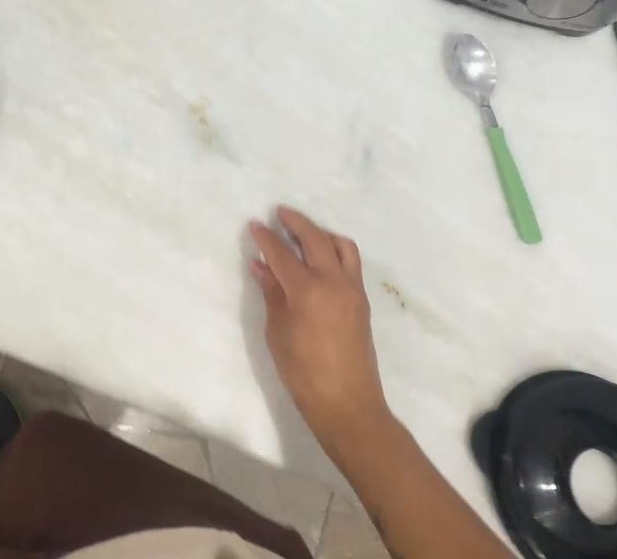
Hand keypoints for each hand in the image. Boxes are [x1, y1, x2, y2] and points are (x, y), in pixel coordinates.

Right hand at [248, 206, 394, 446]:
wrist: (348, 404)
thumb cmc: (303, 371)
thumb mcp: (277, 331)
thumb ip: (271, 293)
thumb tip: (261, 266)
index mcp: (308, 290)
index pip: (282, 253)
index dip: (266, 238)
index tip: (254, 224)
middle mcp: (334, 282)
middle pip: (315, 239)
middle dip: (296, 223)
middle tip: (280, 213)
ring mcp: (352, 290)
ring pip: (341, 246)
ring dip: (321, 233)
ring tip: (303, 233)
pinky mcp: (362, 301)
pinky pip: (350, 263)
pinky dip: (334, 250)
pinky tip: (319, 258)